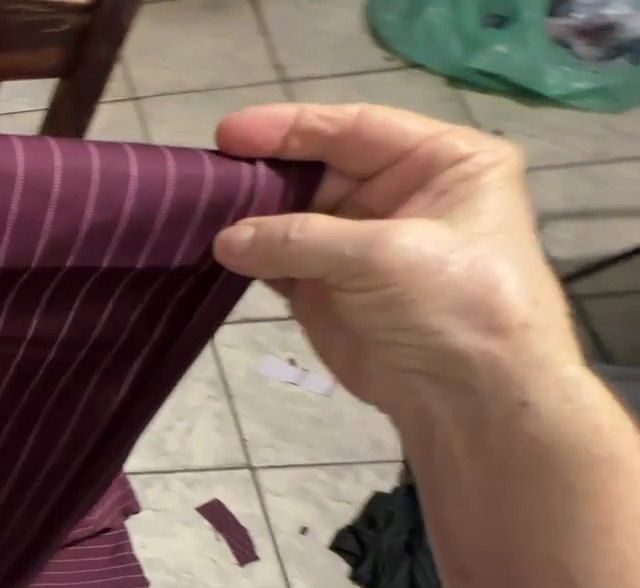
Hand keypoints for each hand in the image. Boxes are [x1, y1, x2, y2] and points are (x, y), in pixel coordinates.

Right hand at [211, 104, 580, 424]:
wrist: (462, 389)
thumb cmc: (452, 304)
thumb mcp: (384, 256)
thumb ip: (299, 241)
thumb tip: (221, 240)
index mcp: (438, 164)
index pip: (354, 131)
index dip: (292, 129)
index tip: (229, 133)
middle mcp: (394, 196)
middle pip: (313, 173)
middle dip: (260, 176)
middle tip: (204, 179)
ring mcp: (352, 244)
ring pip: (285, 219)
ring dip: (244, 219)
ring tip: (195, 216)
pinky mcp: (320, 287)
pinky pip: (271, 261)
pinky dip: (241, 259)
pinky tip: (209, 254)